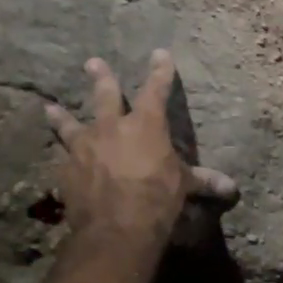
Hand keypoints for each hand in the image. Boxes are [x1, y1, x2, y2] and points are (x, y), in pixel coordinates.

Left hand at [45, 51, 238, 247]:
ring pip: (70, 125)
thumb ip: (203, 181)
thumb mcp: (184, 186)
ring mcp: (84, 148)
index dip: (160, 71)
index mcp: (146, 125)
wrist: (115, 228)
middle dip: (101, 78)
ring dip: (61, 116)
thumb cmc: (158, 198)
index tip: (160, 54)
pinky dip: (62, 156)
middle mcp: (112, 128)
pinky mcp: (65, 171)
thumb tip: (232, 188)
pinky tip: (57, 158)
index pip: (156, 90)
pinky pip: (62, 158)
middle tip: (92, 63)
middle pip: (105, 95)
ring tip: (49, 107)